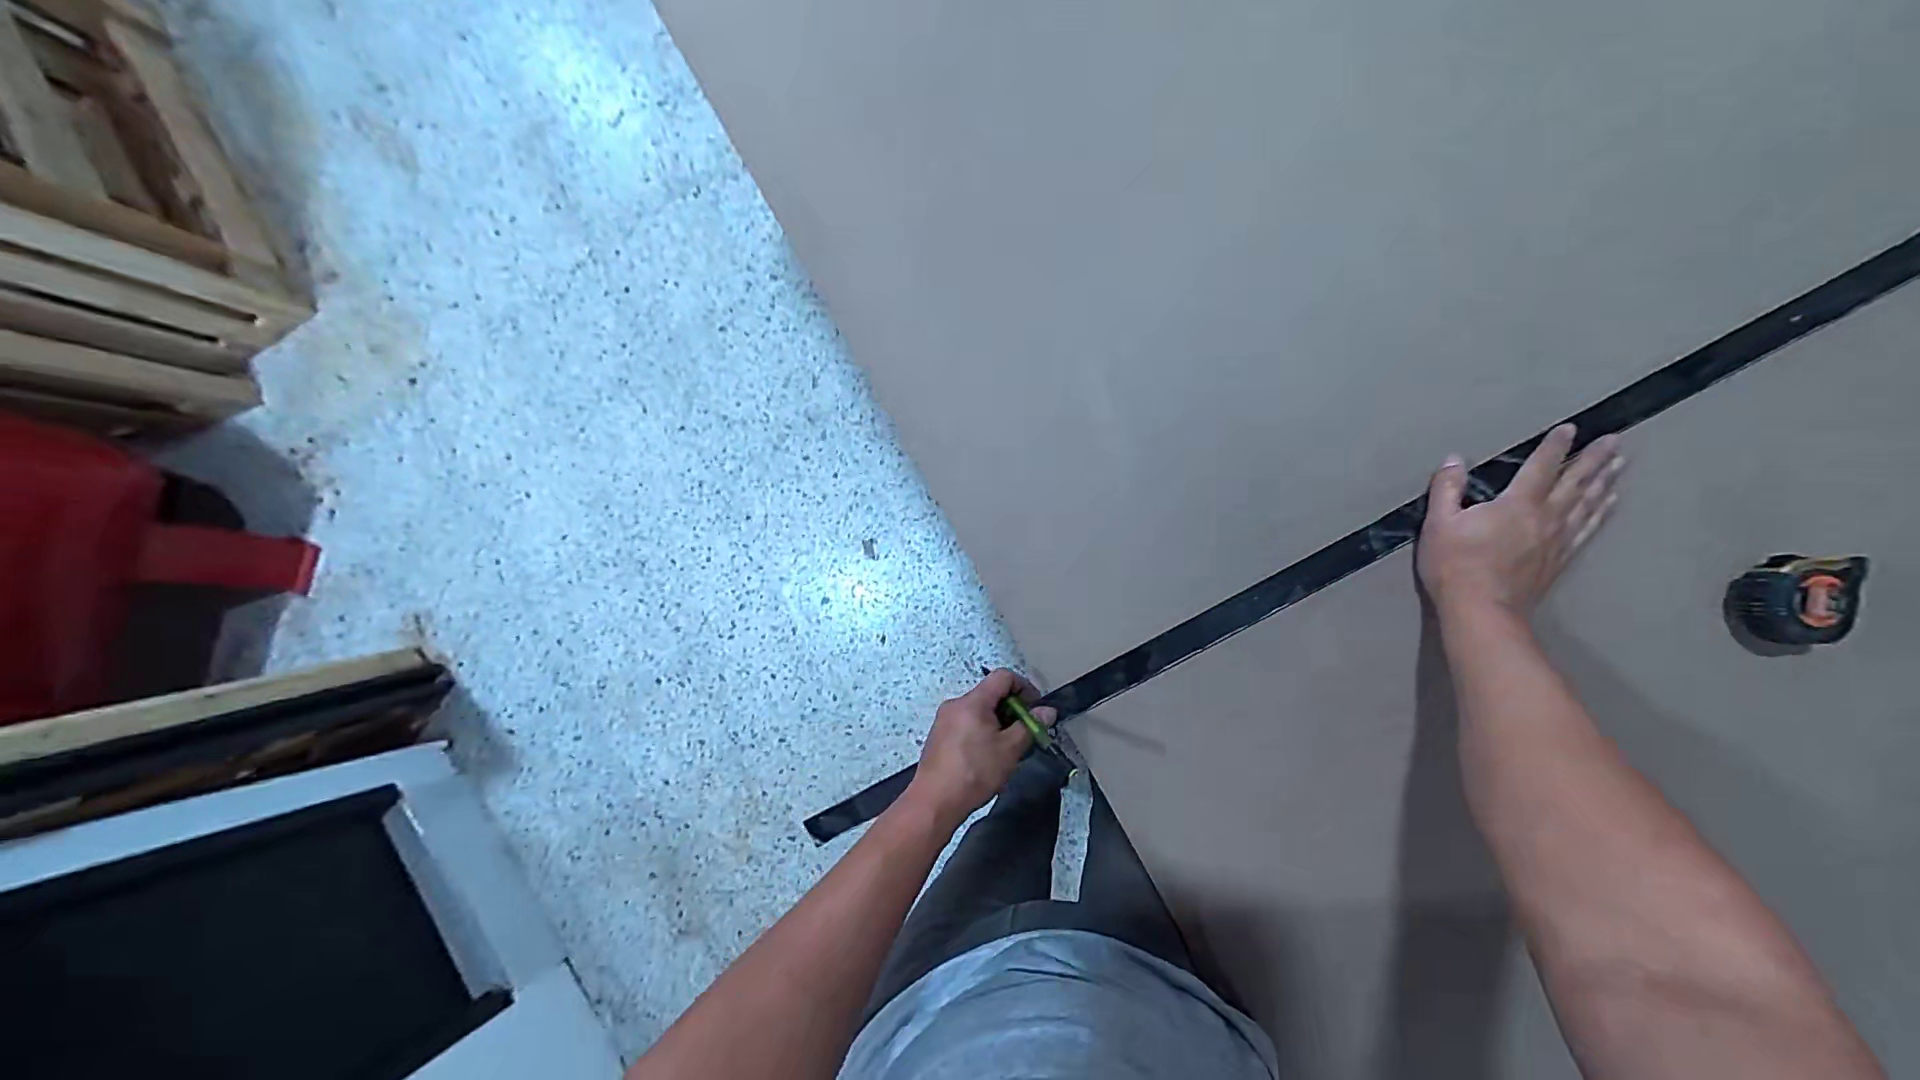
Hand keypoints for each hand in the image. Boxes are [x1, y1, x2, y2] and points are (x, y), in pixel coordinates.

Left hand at [904, 669, 1055, 830]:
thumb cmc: (974, 773)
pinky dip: (982, 731)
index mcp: (973, 701)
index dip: (1024, 688)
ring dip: (997, 722)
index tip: (1035, 709)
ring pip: (978, 710)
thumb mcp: (1010, 749)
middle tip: (1024, 732)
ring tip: (1007, 748)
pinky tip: (987, 756)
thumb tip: (1047, 711)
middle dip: (1012, 709)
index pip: (1003, 677)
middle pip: (990, 693)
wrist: (935, 801)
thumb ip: (1030, 726)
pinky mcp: (939, 735)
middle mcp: (956, 704)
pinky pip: (966, 723)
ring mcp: (944, 719)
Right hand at [1417, 424, 1624, 618]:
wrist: (1481, 609)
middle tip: (1615, 440)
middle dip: (1594, 459)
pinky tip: (1608, 504)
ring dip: (1605, 481)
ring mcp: (1557, 540)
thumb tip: (1455, 460)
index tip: (1569, 429)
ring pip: (1588, 503)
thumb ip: (1447, 489)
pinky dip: (1601, 512)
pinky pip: (1587, 528)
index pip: (1540, 468)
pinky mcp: (1560, 559)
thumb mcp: (1438, 523)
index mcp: (1516, 505)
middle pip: (1575, 482)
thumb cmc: (1454, 565)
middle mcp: (1546, 517)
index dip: (1554, 446)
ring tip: (1620, 464)